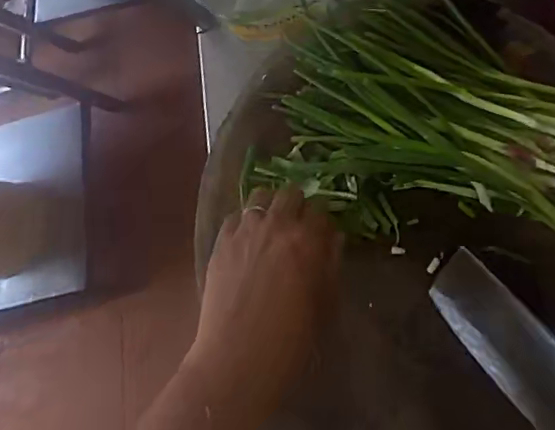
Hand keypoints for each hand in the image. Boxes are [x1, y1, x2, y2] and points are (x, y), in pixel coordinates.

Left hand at [139, 184, 341, 429]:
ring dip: (270, 207)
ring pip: (261, 195)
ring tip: (270, 229)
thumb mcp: (323, 306)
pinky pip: (235, 216)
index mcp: (307, 240)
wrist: (236, 362)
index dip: (324, 222)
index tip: (323, 234)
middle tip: (297, 229)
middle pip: (291, 193)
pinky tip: (245, 243)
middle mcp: (277, 224)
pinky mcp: (221, 240)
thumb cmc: (288, 343)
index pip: (322, 210)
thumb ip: (330, 265)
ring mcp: (245, 229)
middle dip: (297, 206)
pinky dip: (243, 223)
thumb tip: (334, 239)